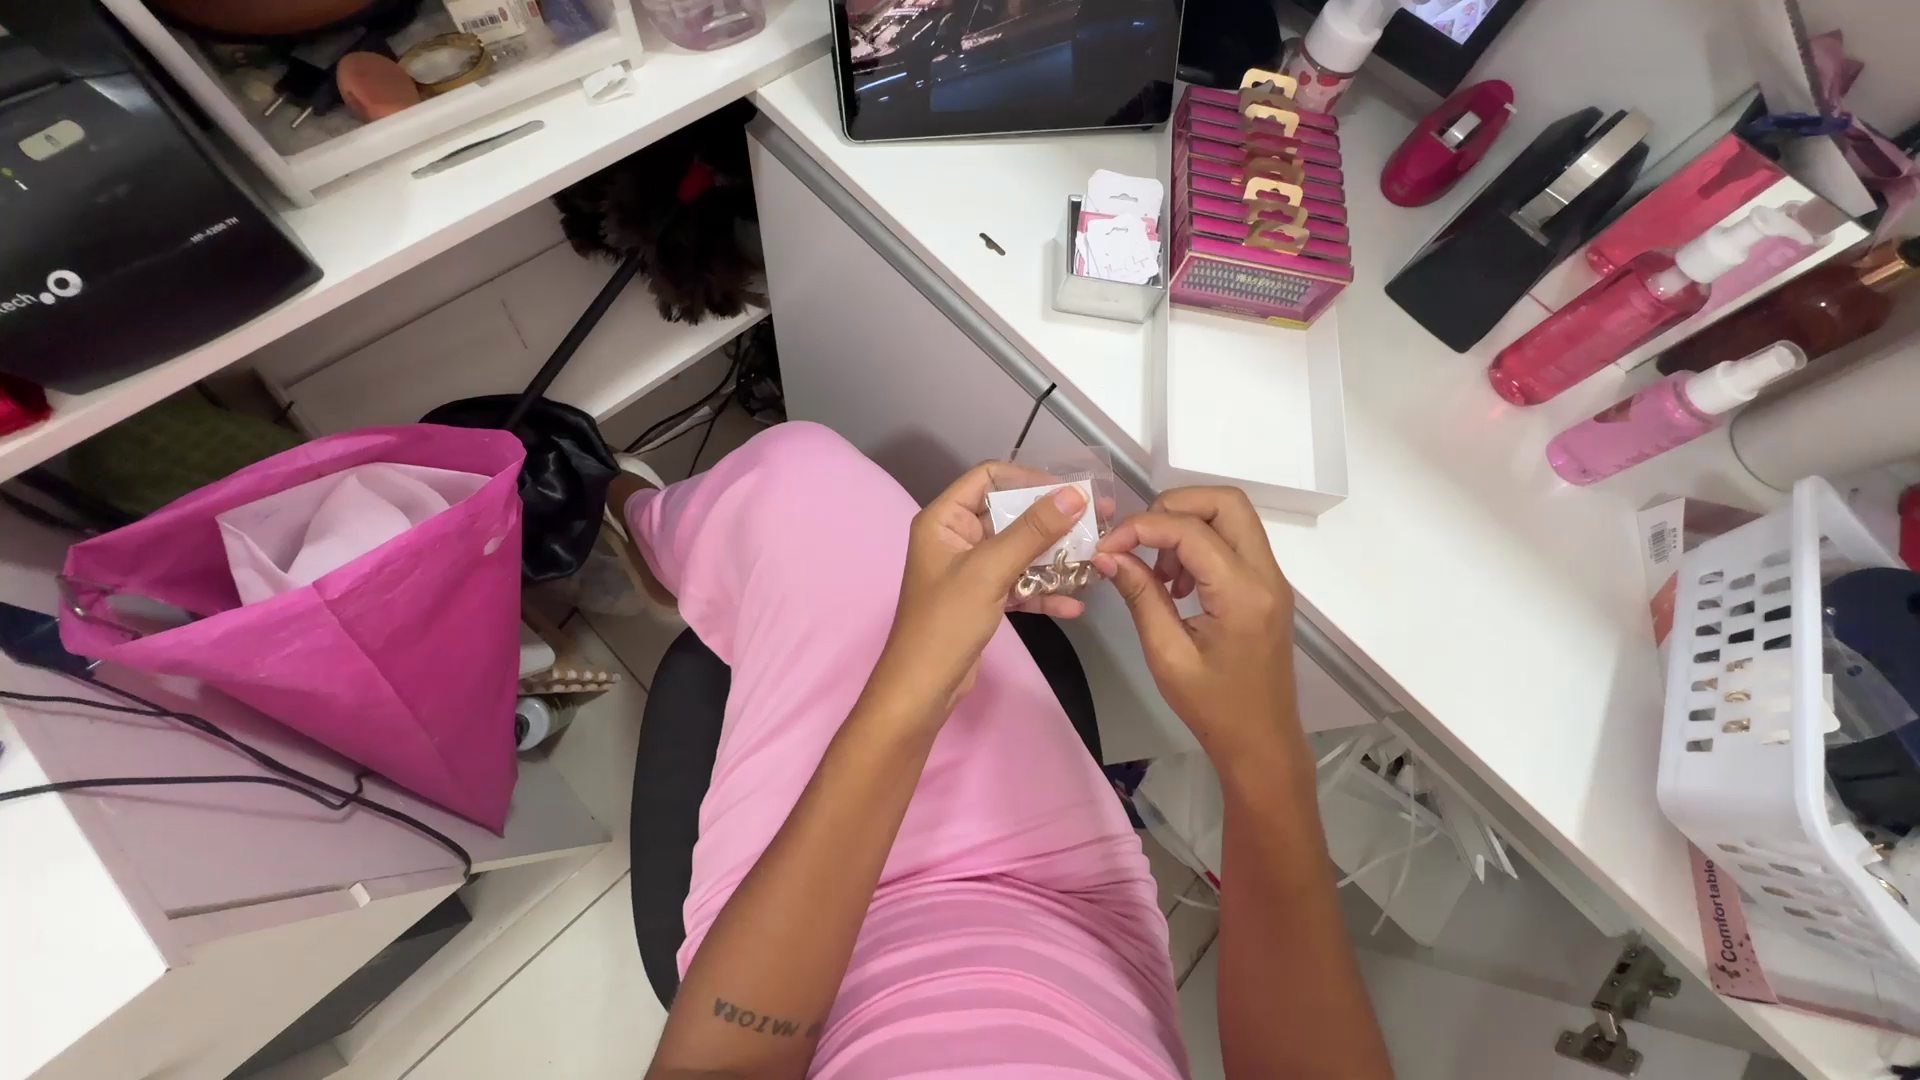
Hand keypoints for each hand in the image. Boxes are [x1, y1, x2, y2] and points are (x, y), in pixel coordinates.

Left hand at [871, 462, 1090, 719]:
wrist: (923, 689)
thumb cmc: (946, 622)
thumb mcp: (990, 570)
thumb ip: (1033, 530)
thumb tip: (1075, 494)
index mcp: (944, 519)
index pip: (989, 477)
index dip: (1030, 478)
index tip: (1071, 491)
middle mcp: (956, 537)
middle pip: (1011, 514)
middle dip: (1053, 521)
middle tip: (1099, 521)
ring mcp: (970, 569)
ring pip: (1019, 551)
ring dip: (1055, 557)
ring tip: (1096, 560)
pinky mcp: (983, 598)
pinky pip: (1019, 584)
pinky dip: (1043, 592)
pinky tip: (1074, 604)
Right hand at [1092, 487, 1296, 760]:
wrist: (1261, 741)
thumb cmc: (1213, 707)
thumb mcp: (1166, 655)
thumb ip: (1140, 596)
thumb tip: (1108, 554)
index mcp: (1242, 595)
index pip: (1190, 530)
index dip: (1142, 527)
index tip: (1106, 547)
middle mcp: (1265, 575)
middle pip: (1226, 501)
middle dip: (1173, 506)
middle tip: (1138, 539)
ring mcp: (1271, 578)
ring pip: (1232, 515)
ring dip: (1187, 524)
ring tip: (1157, 569)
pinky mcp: (1265, 586)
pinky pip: (1234, 540)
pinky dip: (1200, 541)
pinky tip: (1174, 581)